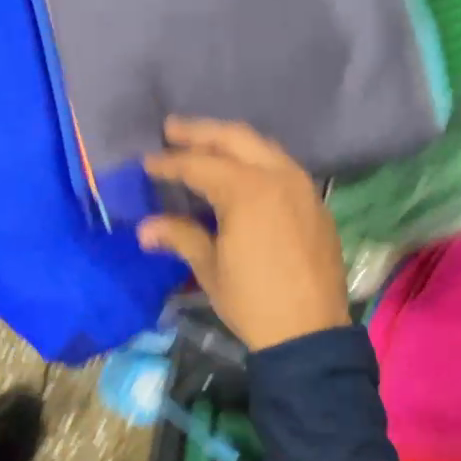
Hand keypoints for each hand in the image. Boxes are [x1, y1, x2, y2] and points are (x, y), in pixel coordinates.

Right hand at [138, 117, 350, 350]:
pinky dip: (255, 162)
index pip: (199, 165)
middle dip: (201, 132)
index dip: (169, 163)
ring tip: (204, 146)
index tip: (146, 161)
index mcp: (246, 191)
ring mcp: (302, 187)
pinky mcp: (315, 204)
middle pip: (235, 138)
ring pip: (263, 148)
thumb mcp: (209, 268)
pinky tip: (240, 175)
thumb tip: (146, 228)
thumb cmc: (251, 301)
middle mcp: (277, 176)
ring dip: (231, 143)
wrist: (308, 331)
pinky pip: (281, 168)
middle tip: (171, 129)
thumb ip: (180, 237)